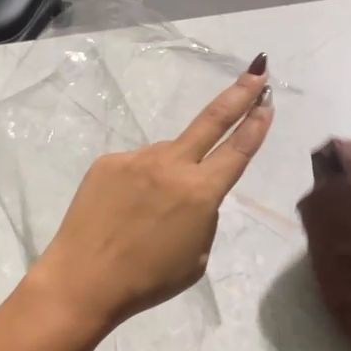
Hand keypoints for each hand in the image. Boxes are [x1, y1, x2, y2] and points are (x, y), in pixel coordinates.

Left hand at [32, 60, 274, 330]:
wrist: (83, 280)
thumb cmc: (148, 280)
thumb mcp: (197, 257)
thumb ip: (203, 215)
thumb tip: (193, 191)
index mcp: (201, 193)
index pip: (238, 150)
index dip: (256, 125)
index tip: (267, 101)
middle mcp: (172, 166)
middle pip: (211, 120)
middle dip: (239, 94)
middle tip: (256, 71)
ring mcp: (137, 159)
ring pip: (167, 155)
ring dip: (170, 171)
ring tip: (150, 210)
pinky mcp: (108, 162)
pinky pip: (135, 166)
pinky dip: (139, 182)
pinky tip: (124, 209)